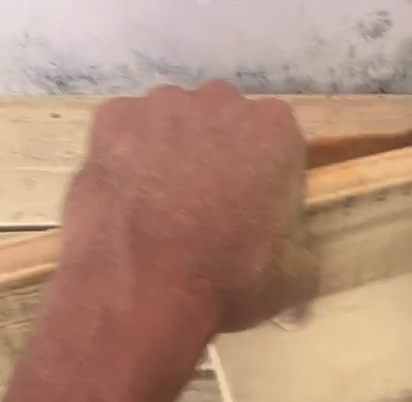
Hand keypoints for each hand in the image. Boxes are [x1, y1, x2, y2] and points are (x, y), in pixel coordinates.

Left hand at [58, 82, 317, 332]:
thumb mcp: (289, 281)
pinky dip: (132, 159)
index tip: (260, 215)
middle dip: (223, 159)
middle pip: (227, 126)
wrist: (145, 289)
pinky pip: (130, 133)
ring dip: (176, 156)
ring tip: (166, 212)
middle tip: (213, 214)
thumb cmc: (228, 281)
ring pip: (176, 125)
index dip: (271, 181)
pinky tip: (132, 202)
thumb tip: (297, 271)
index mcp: (275, 133)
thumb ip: (299, 257)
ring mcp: (161, 105)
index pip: (282, 146)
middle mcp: (220, 102)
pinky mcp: (111, 119)